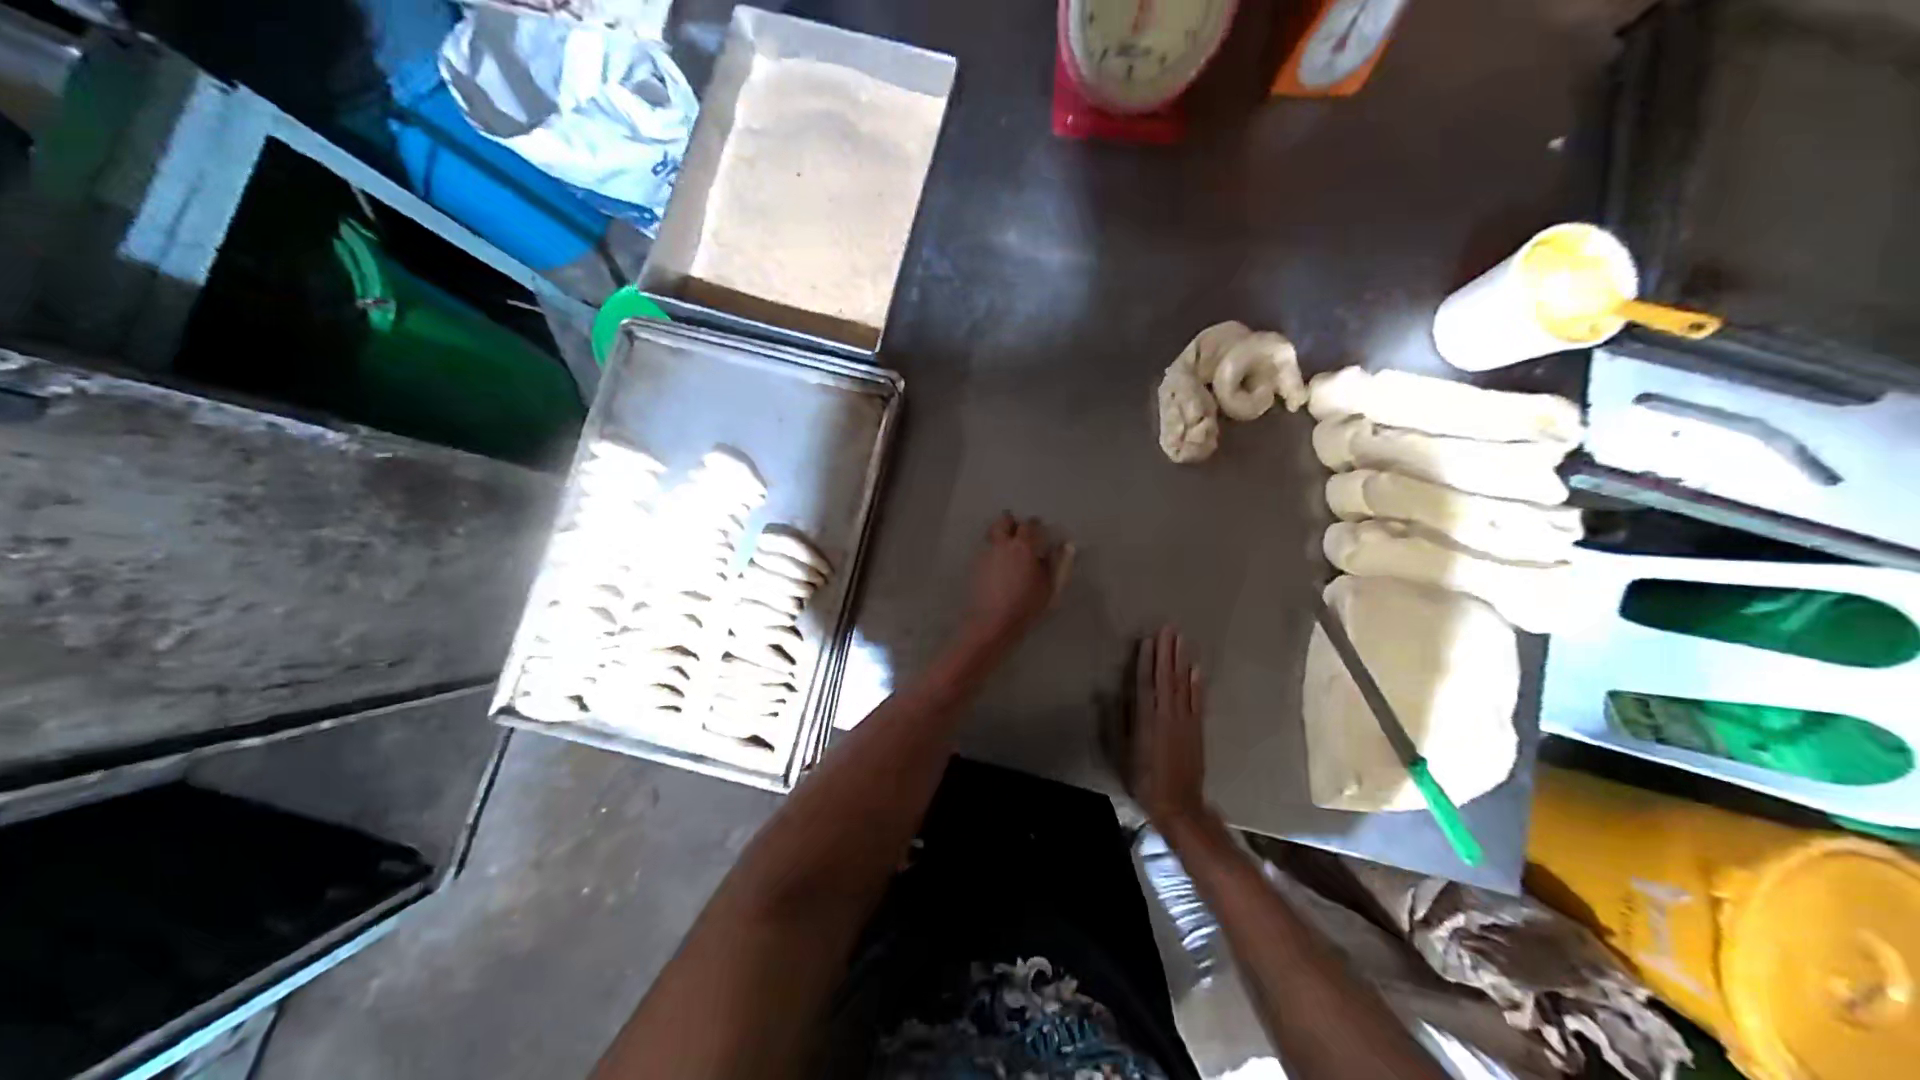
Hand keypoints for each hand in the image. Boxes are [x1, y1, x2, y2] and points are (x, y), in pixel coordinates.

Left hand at [960, 513, 1073, 646]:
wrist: (992, 621)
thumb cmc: (1025, 604)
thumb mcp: (1048, 586)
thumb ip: (1053, 563)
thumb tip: (1059, 548)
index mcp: (1023, 547)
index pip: (1029, 525)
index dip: (1034, 524)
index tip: (1038, 528)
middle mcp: (1002, 545)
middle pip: (1003, 522)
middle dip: (1011, 523)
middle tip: (1018, 531)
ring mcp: (985, 554)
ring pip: (991, 534)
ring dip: (999, 535)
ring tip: (1006, 546)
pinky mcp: (974, 565)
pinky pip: (985, 550)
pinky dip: (992, 551)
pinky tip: (996, 564)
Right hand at [1128, 625, 1208, 827]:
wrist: (1179, 804)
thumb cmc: (1144, 780)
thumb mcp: (1125, 753)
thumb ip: (1122, 722)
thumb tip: (1112, 694)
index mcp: (1148, 720)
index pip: (1147, 683)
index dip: (1147, 661)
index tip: (1148, 639)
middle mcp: (1169, 715)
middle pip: (1167, 677)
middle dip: (1167, 652)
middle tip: (1169, 628)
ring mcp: (1186, 721)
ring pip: (1184, 684)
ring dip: (1182, 660)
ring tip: (1181, 640)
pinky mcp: (1197, 729)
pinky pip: (1198, 700)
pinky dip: (1197, 684)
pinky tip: (1196, 669)